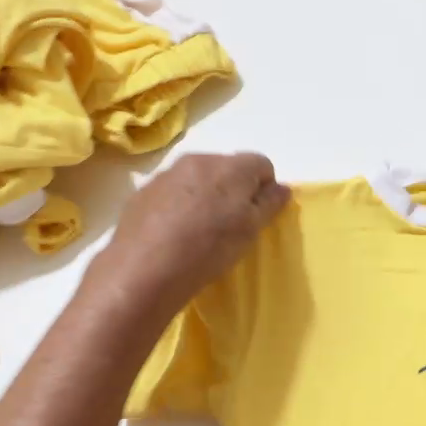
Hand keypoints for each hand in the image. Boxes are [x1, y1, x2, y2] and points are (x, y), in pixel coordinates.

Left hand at [88, 152, 288, 310]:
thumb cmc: (210, 248)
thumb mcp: (250, 230)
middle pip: (228, 168)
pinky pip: (173, 192)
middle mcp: (198, 159)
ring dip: (206, 197)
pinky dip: (180, 206)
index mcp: (230, 166)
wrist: (146, 266)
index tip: (259, 216)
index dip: (265, 189)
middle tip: (231, 226)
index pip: (262, 164)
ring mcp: (167, 173)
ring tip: (201, 232)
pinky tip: (175, 234)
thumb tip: (281, 188)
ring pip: (198, 179)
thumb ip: (268, 204)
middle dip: (235, 191)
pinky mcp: (144, 191)